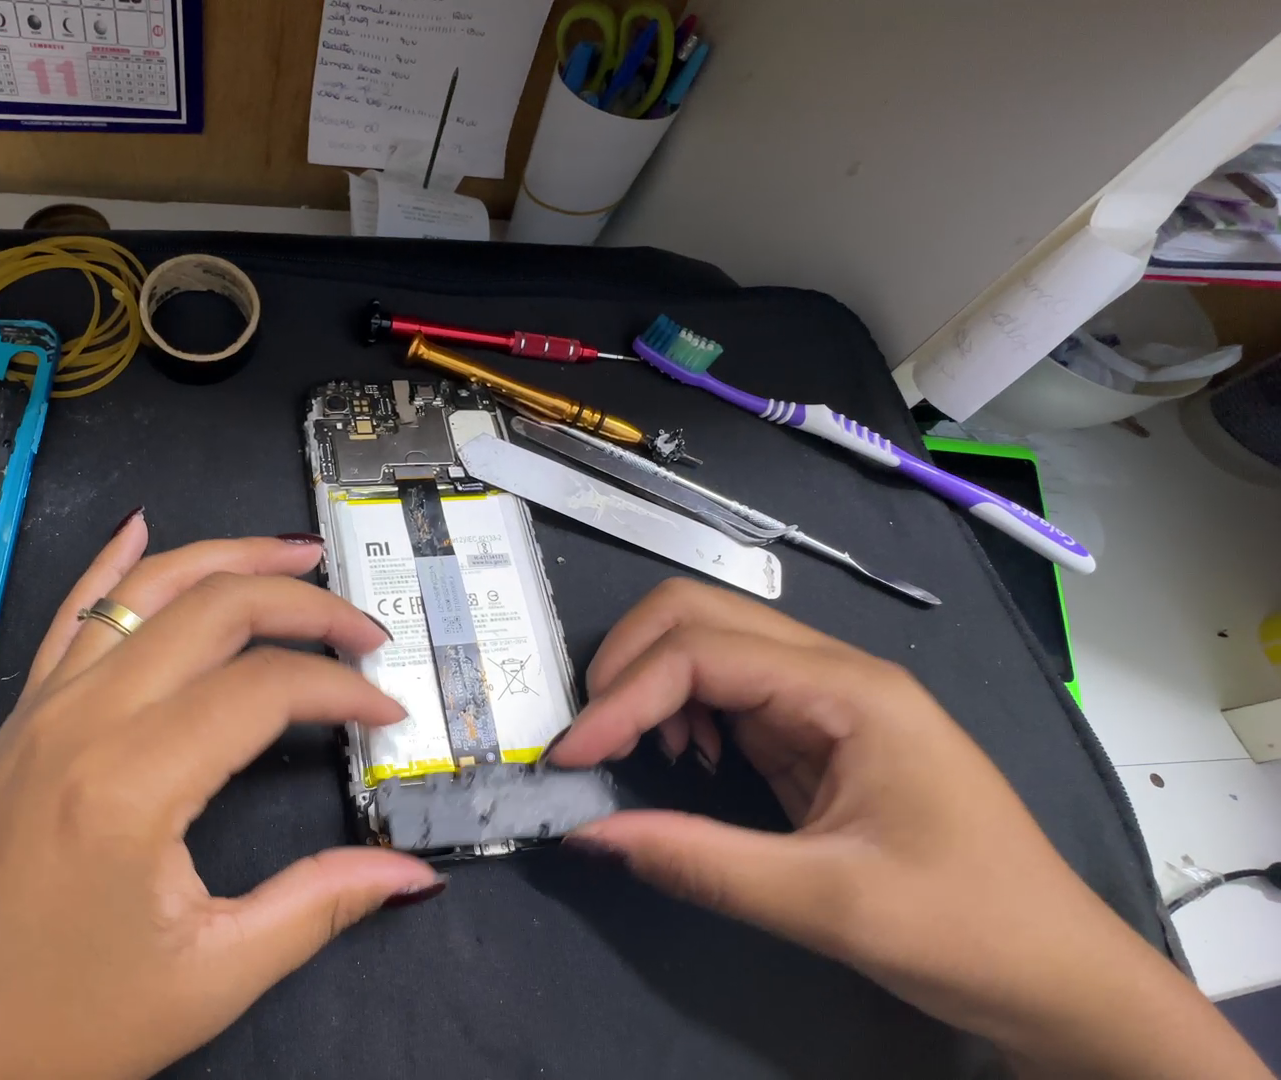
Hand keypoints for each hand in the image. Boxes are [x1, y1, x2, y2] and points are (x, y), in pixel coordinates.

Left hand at [0, 516, 442, 1079]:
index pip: (264, 688)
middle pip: (214, 611)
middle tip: (362, 629)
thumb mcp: (211, 975)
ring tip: (292, 552)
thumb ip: (320, 905)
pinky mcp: (23, 714)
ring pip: (145, 588)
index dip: (341, 687)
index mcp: (132, 781)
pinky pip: (71, 613)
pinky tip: (140, 526)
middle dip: (303, 603)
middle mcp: (84, 719)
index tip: (385, 711)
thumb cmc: (62, 1025)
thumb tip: (410, 874)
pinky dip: (112, 563)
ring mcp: (45, 705)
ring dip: (226, 558)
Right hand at [546, 579, 1267, 1078]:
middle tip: (596, 736)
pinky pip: (716, 684)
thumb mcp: (830, 906)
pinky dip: (674, 707)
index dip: (622, 697)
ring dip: (647, 682)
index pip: (700, 652)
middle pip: (695, 611)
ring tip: (640, 751)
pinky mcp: (806, 723)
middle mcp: (829, 670)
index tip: (572, 756)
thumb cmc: (968, 930)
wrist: (1063, 980)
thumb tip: (585, 836)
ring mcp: (818, 692)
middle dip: (625, 662)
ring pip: (700, 638)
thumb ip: (700, 863)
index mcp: (848, 690)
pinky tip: (687, 758)